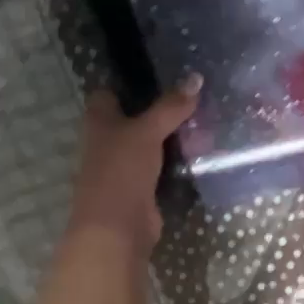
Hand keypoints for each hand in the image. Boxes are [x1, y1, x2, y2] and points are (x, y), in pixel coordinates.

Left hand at [66, 76, 200, 251]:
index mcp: (100, 120)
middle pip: (136, 119)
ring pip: (152, 146)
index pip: (112, 92)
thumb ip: (170, 107)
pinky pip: (163, 170)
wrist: (118, 226)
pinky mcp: (143, 190)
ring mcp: (126, 167)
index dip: (133, 85)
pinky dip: (178, 164)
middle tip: (195, 102)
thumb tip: (196, 78)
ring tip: (204, 125)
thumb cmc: (122, 169)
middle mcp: (109, 140)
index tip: (164, 77)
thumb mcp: (147, 131)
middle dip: (162, 113)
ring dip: (173, 140)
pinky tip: (200, 155)